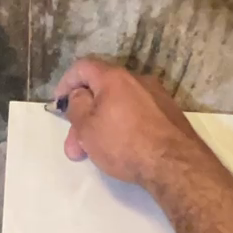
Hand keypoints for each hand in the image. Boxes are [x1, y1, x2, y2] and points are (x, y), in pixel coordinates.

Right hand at [54, 59, 212, 186]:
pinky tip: (120, 150)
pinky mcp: (169, 114)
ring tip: (94, 154)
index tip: (58, 104)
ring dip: (101, 126)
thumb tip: (79, 95)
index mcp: (115, 78)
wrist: (175, 164)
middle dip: (83, 118)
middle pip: (101, 91)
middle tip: (74, 145)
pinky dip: (122, 128)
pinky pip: (136, 115)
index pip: (83, 67)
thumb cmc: (124, 144)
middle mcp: (138, 80)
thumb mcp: (87, 128)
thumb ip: (76, 106)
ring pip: (118, 106)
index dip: (66, 83)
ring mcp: (157, 97)